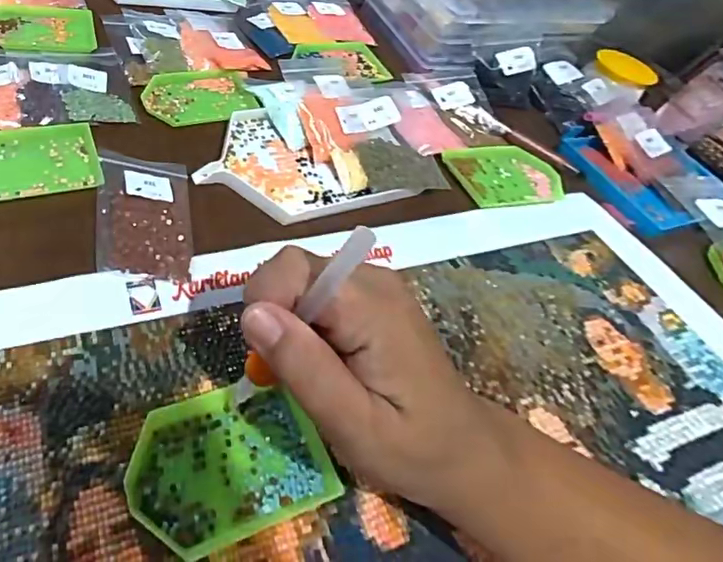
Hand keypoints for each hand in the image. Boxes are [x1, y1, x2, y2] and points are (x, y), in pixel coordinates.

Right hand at [240, 247, 495, 511]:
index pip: (289, 268)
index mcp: (368, 303)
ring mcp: (371, 280)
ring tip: (309, 371)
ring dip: (287, 319)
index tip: (268, 356)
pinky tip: (323, 359)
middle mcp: (369, 276)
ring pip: (299, 277)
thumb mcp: (353, 425)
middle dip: (274, 314)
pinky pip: (316, 289)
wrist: (471, 455)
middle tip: (285, 371)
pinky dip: (304, 319)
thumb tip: (252, 314)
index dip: (265, 303)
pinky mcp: (369, 292)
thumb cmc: (413, 449)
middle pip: (292, 268)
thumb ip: (303, 367)